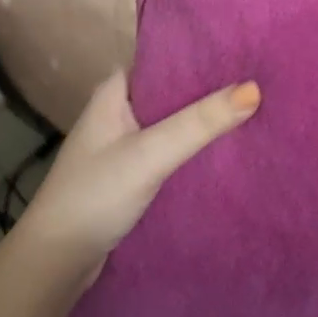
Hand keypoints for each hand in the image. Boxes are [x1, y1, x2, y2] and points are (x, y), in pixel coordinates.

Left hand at [18, 71, 258, 274]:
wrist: (56, 261)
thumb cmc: (96, 194)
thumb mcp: (151, 154)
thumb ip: (200, 123)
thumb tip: (254, 88)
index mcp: (115, 90)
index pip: (165, 60)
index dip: (203, 58)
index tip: (247, 55)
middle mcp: (119, 110)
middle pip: (172, 93)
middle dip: (209, 92)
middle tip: (261, 86)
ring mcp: (123, 143)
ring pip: (172, 124)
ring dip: (202, 124)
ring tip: (255, 114)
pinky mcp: (130, 174)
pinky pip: (169, 151)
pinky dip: (192, 151)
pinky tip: (224, 153)